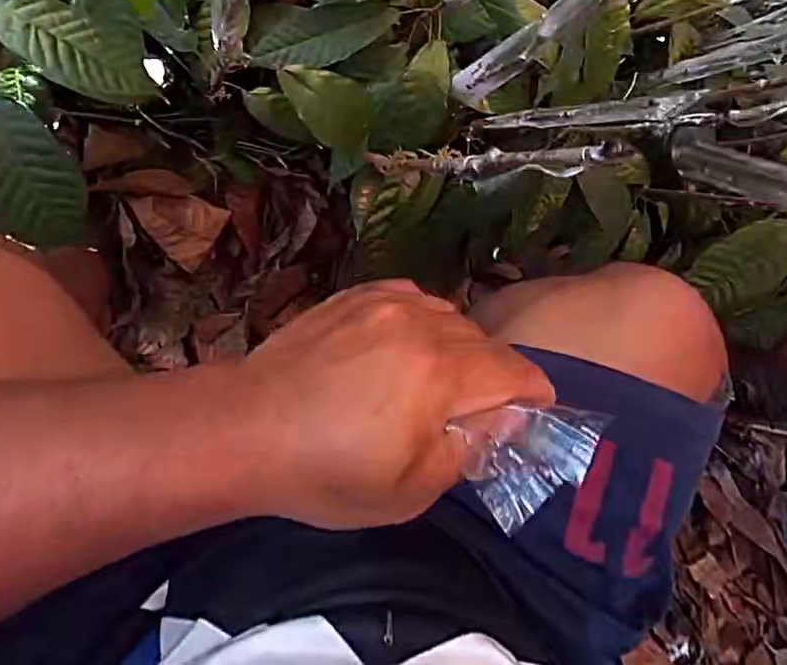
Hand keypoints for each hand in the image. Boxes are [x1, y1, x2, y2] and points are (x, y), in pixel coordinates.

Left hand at [235, 279, 554, 528]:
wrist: (250, 424)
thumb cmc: (328, 470)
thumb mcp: (411, 489)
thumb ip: (468, 448)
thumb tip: (500, 416)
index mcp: (440, 372)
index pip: (511, 369)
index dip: (533, 390)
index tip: (536, 406)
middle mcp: (416, 323)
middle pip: (481, 340)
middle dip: (495, 372)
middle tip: (481, 406)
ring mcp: (378, 303)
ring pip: (445, 313)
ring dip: (457, 342)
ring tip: (439, 375)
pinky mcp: (349, 295)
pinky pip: (406, 295)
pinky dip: (420, 316)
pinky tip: (405, 339)